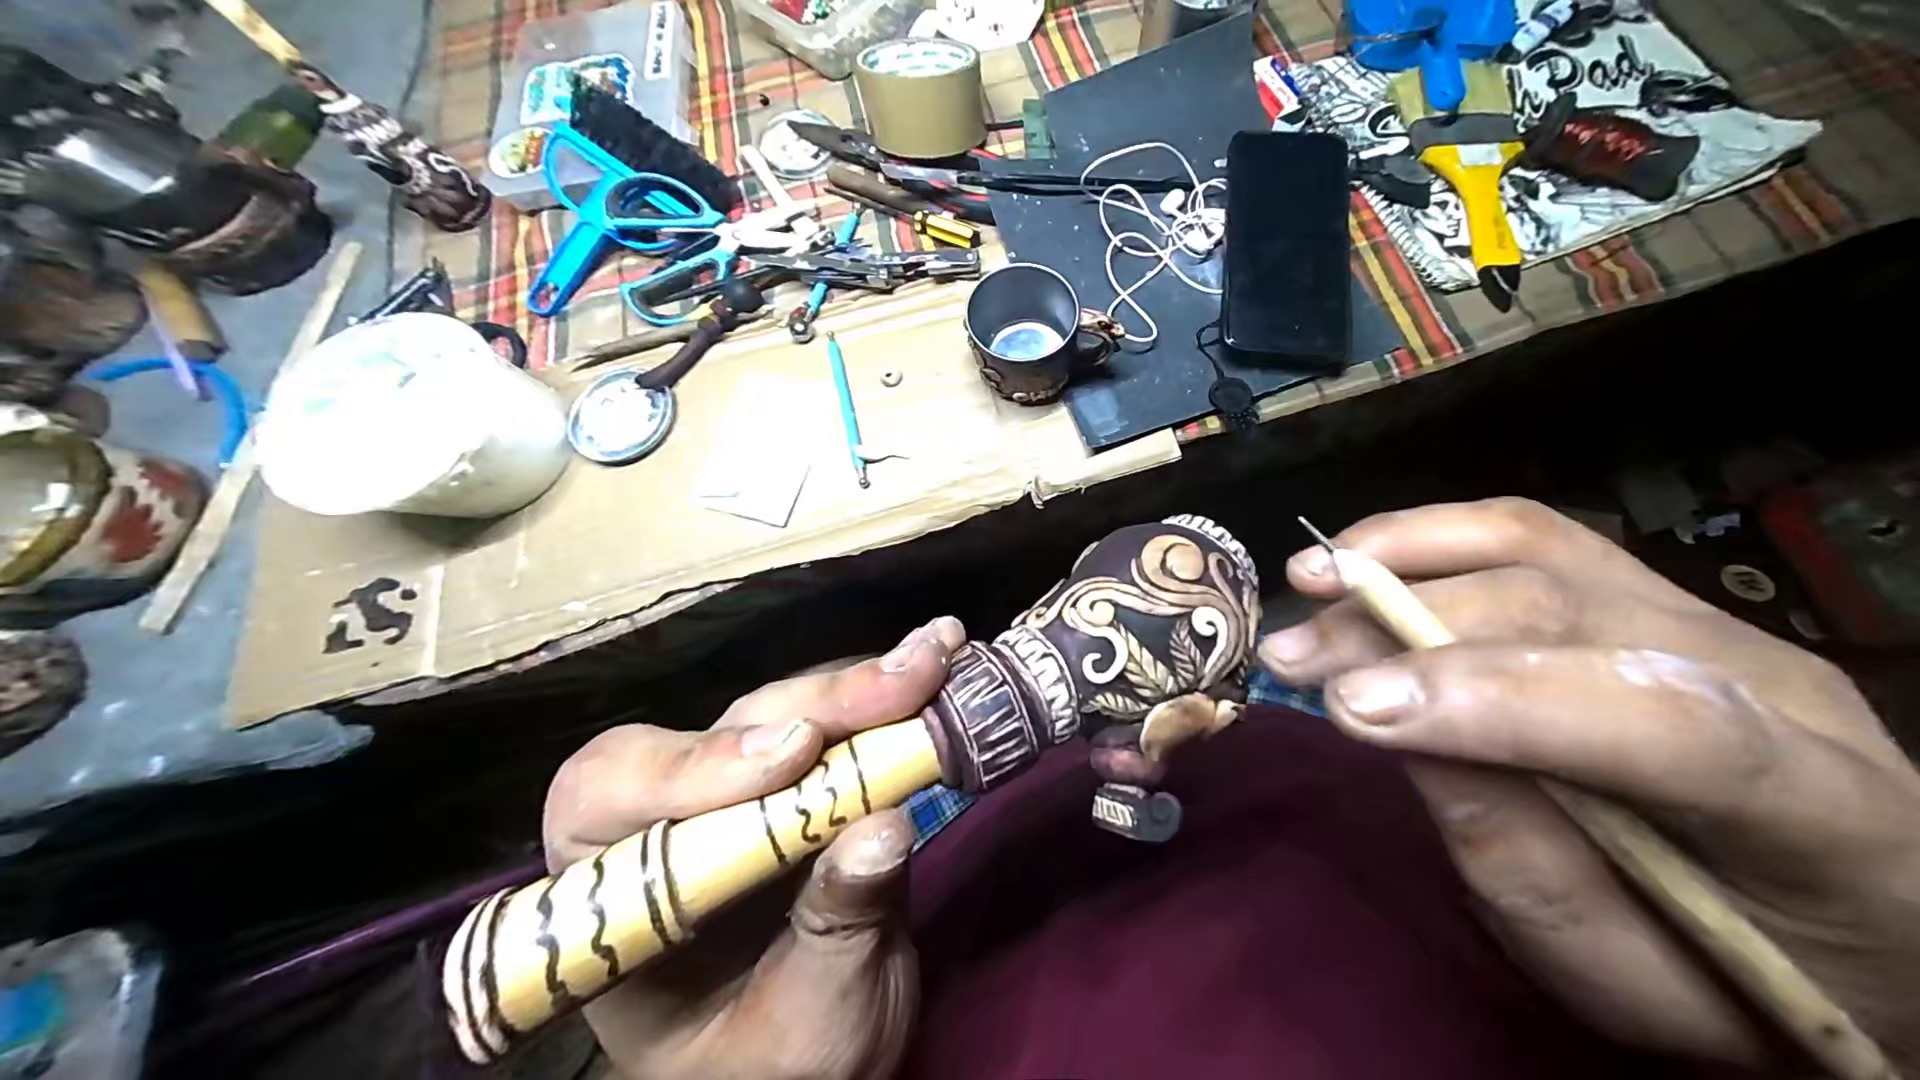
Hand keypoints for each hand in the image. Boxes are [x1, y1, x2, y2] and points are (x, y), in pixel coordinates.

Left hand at [543, 617, 965, 1079]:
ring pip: (788, 708)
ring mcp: (745, 786)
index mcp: (623, 895)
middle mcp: (676, 818)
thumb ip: (836, 934)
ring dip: (865, 685)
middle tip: (912, 678)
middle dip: (825, 705)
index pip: (610, 792)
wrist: (811, 1068)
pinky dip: (889, 694)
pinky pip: (837, 720)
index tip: (797, 753)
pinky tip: (937, 662)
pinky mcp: (805, 774)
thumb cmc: (774, 1073)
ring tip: (937, 654)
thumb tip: (884, 823)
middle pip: (729, 729)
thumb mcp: (808, 1030)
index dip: (698, 761)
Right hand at [1257, 498, 1919, 1069]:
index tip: (1347, 707)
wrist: (1819, 928)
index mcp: (1826, 817)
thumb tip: (1388, 725)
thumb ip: (1510, 847)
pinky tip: (1358, 554)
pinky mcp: (1640, 594)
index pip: (1664, 721)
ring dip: (1403, 555)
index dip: (1492, 698)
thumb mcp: (1609, 964)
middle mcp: (1779, 683)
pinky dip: (1427, 537)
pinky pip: (1528, 535)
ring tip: (1307, 579)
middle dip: (1404, 626)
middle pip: (1567, 612)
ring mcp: (1705, 620)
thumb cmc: (1711, 973)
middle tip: (1289, 656)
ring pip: (1542, 547)